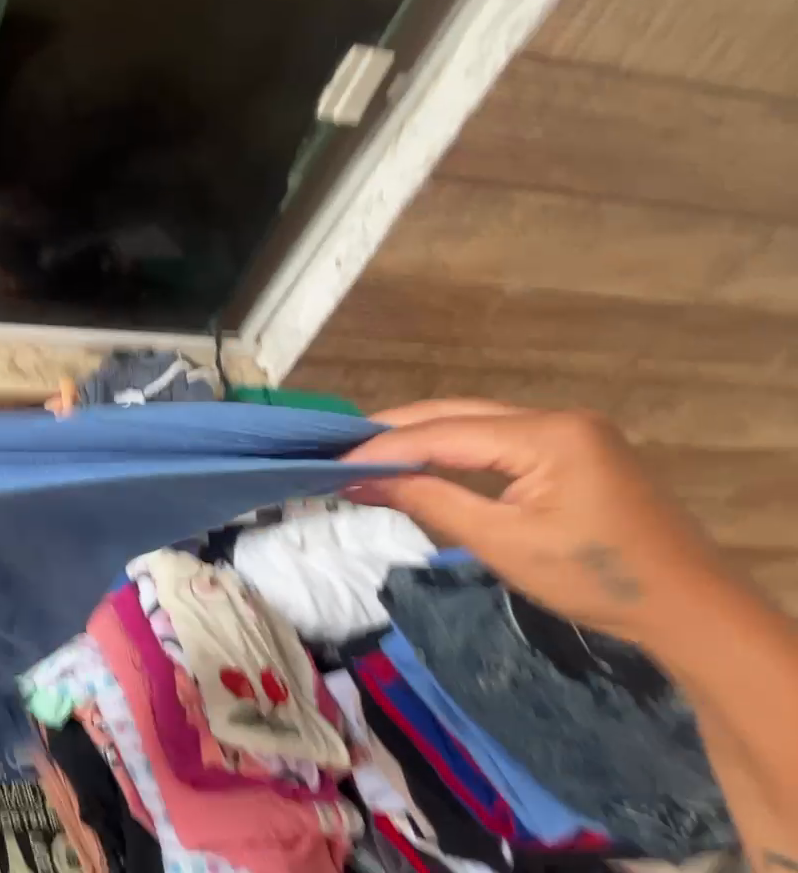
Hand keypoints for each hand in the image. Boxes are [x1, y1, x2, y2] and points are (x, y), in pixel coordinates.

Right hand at [341, 399, 731, 646]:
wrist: (695, 614)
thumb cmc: (596, 580)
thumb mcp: (501, 542)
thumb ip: (426, 500)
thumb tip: (355, 481)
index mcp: (548, 435)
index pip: (442, 432)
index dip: (381, 447)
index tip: (332, 464)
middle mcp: (557, 418)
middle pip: (453, 413)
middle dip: (393, 431)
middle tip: (338, 450)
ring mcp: (568, 430)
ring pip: (470, 420)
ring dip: (418, 436)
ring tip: (367, 454)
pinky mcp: (571, 448)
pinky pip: (493, 435)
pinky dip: (449, 446)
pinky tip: (419, 458)